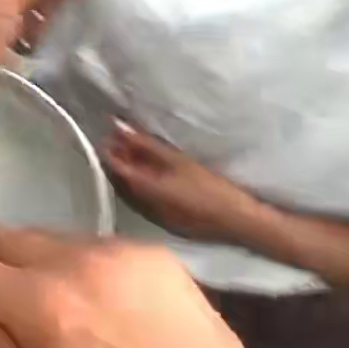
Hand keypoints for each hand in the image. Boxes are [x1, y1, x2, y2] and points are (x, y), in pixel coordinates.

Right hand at [0, 208, 348, 347]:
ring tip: (84, 325)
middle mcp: (77, 265)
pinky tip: (121, 319)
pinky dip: (81, 273)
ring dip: (39, 270)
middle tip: (18, 316)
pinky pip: (87, 247)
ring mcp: (119, 252)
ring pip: (41, 240)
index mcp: (45, 313)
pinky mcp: (152, 252)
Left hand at [104, 122, 274, 244]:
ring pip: (126, 190)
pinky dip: (137, 185)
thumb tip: (117, 125)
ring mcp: (149, 215)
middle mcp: (138, 204)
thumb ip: (143, 142)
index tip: (110, 133)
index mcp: (139, 188)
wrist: (240, 222)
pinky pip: (138, 200)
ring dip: (125, 172)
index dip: (108, 147)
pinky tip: (147, 176)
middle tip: (120, 140)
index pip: (111, 165)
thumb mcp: (176, 159)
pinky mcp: (161, 221)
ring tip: (132, 154)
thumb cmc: (209, 187)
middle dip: (115, 158)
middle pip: (116, 178)